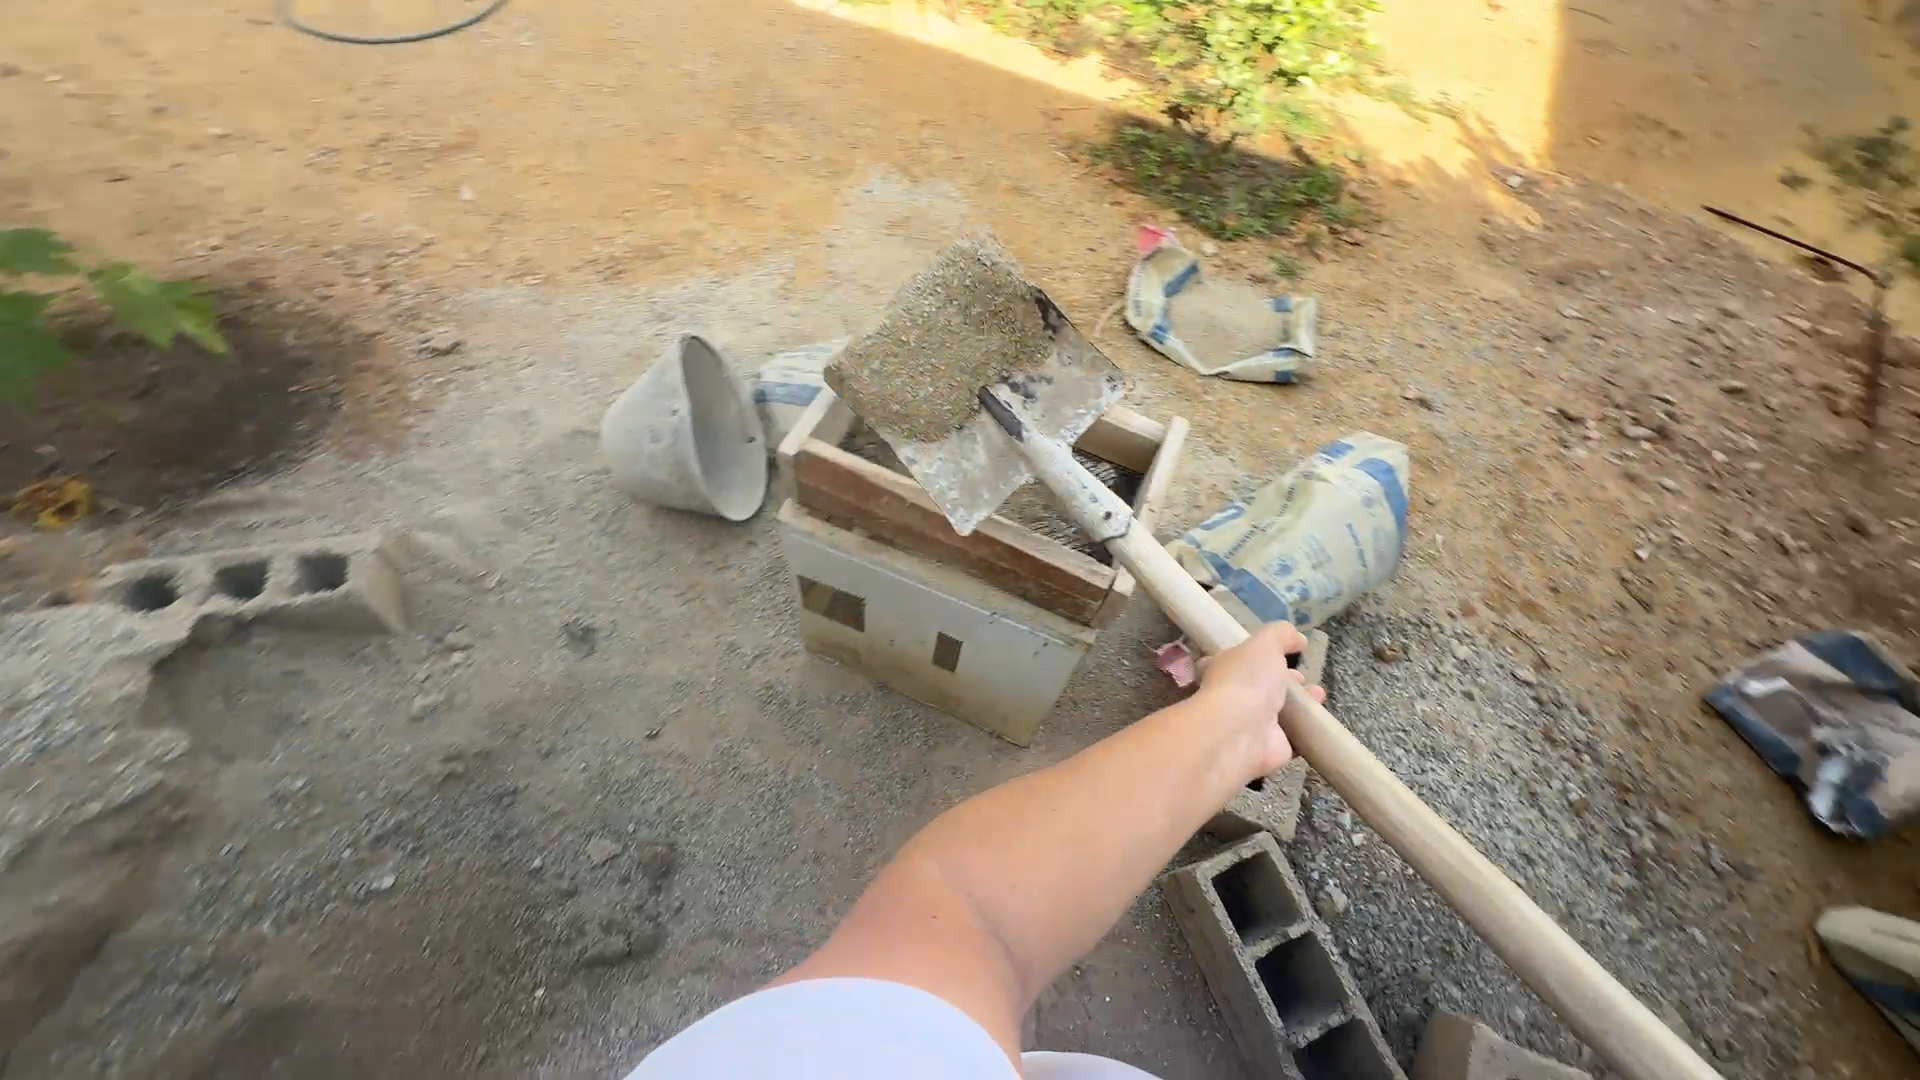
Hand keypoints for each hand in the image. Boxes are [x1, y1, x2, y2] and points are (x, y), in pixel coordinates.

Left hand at [1195, 622, 1324, 779]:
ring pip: (1278, 710)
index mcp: (1222, 668)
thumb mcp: (1264, 644)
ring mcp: (1250, 722)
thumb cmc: (1247, 679)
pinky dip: (1305, 728)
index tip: (1282, 653)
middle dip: (1284, 679)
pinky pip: (1291, 736)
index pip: (1237, 659)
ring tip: (1318, 694)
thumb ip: (1279, 635)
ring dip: (1299, 701)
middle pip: (1261, 685)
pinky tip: (1318, 718)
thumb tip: (1297, 637)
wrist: (1241, 730)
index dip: (1259, 655)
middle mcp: (1232, 695)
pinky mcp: (1270, 745)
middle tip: (1301, 677)